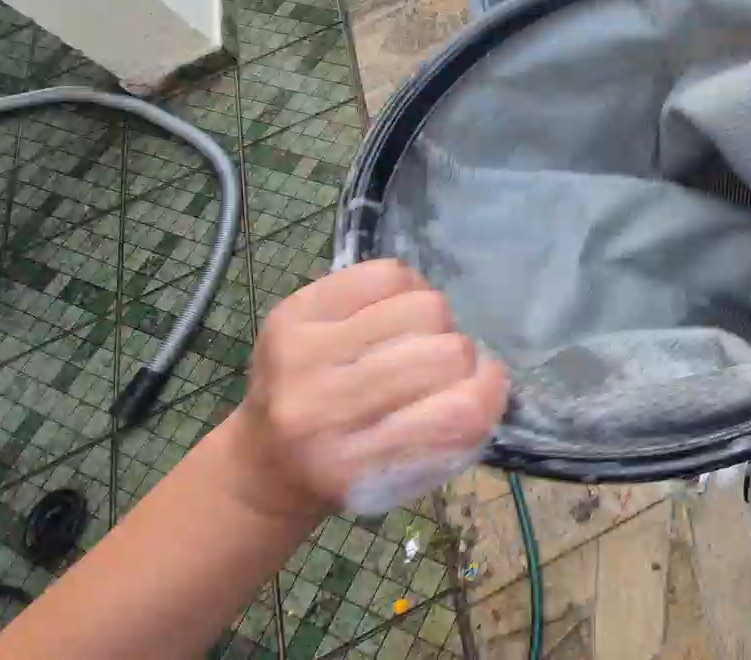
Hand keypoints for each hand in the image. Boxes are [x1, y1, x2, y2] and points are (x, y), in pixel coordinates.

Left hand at [225, 259, 509, 521]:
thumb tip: (488, 370)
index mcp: (357, 465)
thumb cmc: (353, 468)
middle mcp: (321, 411)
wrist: (262, 463)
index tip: (478, 390)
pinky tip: (388, 312)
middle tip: (434, 370)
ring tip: (411, 338)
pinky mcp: (292, 314)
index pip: (462, 412)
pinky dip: (406, 288)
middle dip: (457, 356)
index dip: (489, 390)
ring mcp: (301, 357)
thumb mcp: (406, 475)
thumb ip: (455, 430)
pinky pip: (387, 274)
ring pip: (425, 307)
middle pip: (448, 353)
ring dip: (433, 322)